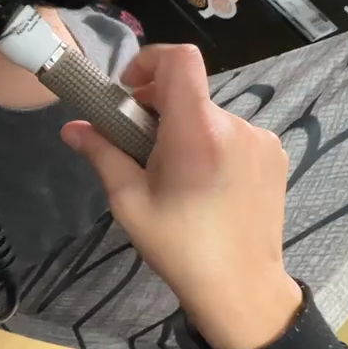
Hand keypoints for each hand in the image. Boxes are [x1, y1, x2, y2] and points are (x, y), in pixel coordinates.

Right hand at [60, 45, 302, 348]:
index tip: (130, 92)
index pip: (179, 60)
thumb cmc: (178, 246)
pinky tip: (205, 185)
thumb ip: (102, 154)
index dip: (149, 61)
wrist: (241, 288)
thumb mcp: (129, 201)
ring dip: (185, 131)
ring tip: (175, 176)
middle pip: (188, 92)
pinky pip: (232, 134)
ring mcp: (261, 139)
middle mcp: (234, 125)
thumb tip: (72, 128)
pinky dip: (211, 146)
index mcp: (195, 131)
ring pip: (209, 116)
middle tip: (140, 149)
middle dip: (158, 109)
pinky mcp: (275, 155)